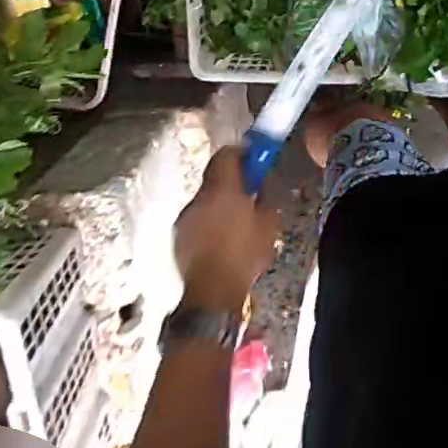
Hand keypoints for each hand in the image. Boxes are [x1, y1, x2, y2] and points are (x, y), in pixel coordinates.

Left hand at [174, 149, 281, 312]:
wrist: (212, 295)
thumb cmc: (245, 256)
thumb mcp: (269, 224)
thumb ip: (267, 194)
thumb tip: (264, 179)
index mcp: (222, 189)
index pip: (226, 154)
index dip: (240, 152)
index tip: (253, 159)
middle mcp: (199, 197)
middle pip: (213, 174)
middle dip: (230, 177)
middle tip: (248, 189)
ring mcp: (186, 216)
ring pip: (205, 197)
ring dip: (219, 200)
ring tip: (235, 220)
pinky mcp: (178, 234)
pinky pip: (197, 217)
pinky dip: (208, 219)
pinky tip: (220, 238)